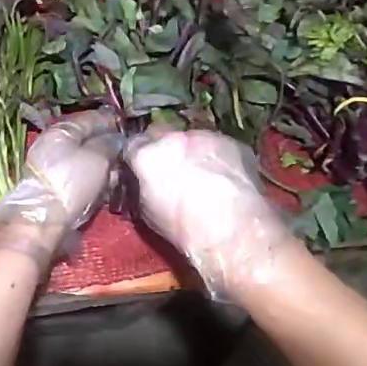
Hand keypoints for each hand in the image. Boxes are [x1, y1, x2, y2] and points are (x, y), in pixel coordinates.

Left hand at [0, 110, 122, 262]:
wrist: (45, 221)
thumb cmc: (71, 182)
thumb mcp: (97, 158)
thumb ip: (110, 144)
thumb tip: (118, 138)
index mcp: (61, 131)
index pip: (90, 118)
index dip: (110, 120)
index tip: (128, 125)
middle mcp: (55, 147)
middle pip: (88, 141)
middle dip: (109, 144)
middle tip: (130, 149)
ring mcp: (55, 169)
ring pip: (86, 161)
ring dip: (105, 164)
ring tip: (124, 169)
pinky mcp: (58, 190)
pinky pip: (82, 178)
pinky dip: (96, 180)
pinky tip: (110, 185)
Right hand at [124, 130, 295, 296]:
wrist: (232, 229)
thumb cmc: (184, 229)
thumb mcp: (148, 213)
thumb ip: (141, 188)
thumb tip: (143, 184)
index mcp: (147, 156)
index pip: (132, 145)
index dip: (137, 158)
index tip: (141, 170)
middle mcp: (174, 138)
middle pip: (163, 135)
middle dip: (165, 150)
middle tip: (172, 174)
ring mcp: (206, 136)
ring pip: (194, 139)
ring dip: (194, 153)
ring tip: (204, 178)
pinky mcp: (234, 143)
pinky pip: (220, 147)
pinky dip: (220, 160)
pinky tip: (226, 180)